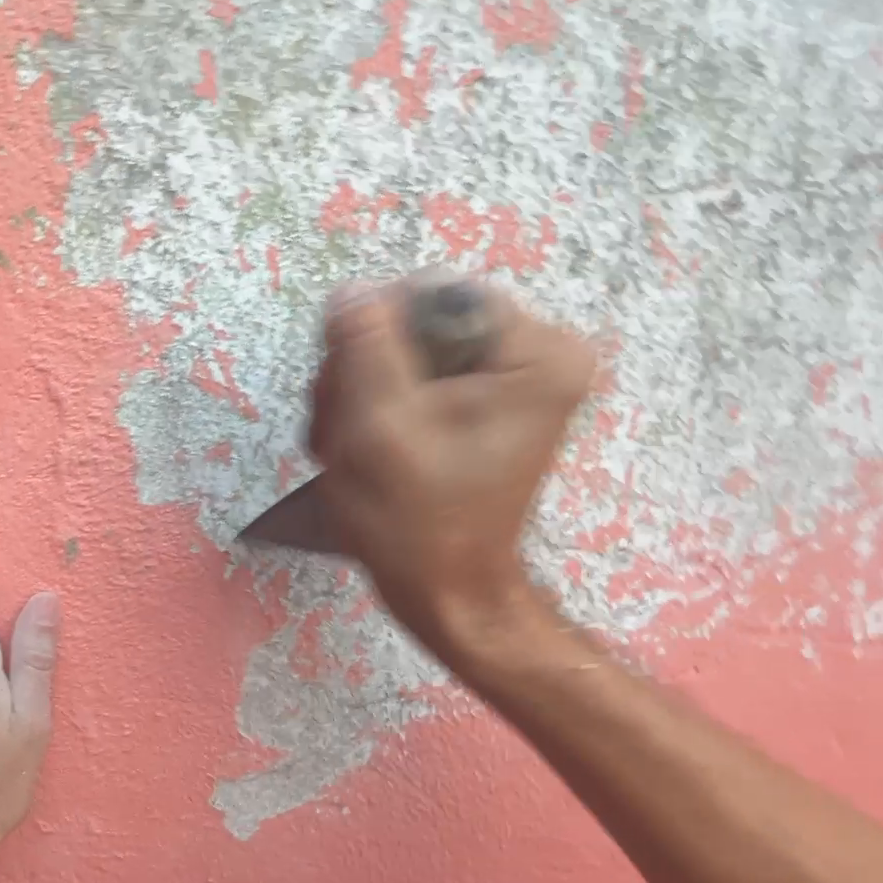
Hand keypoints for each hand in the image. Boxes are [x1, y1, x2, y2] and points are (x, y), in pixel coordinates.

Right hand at [306, 281, 594, 671]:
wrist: (444, 592)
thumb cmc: (418, 519)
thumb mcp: (381, 424)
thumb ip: (364, 344)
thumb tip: (351, 290)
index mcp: (538, 352)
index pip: (430, 296)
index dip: (373, 337)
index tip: (350, 391)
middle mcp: (537, 356)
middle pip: (414, 325)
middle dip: (361, 374)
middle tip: (343, 429)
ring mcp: (510, 382)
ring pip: (401, 354)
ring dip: (358, 396)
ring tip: (348, 447)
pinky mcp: (482, 406)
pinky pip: (410, 380)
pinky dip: (375, 412)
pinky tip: (361, 450)